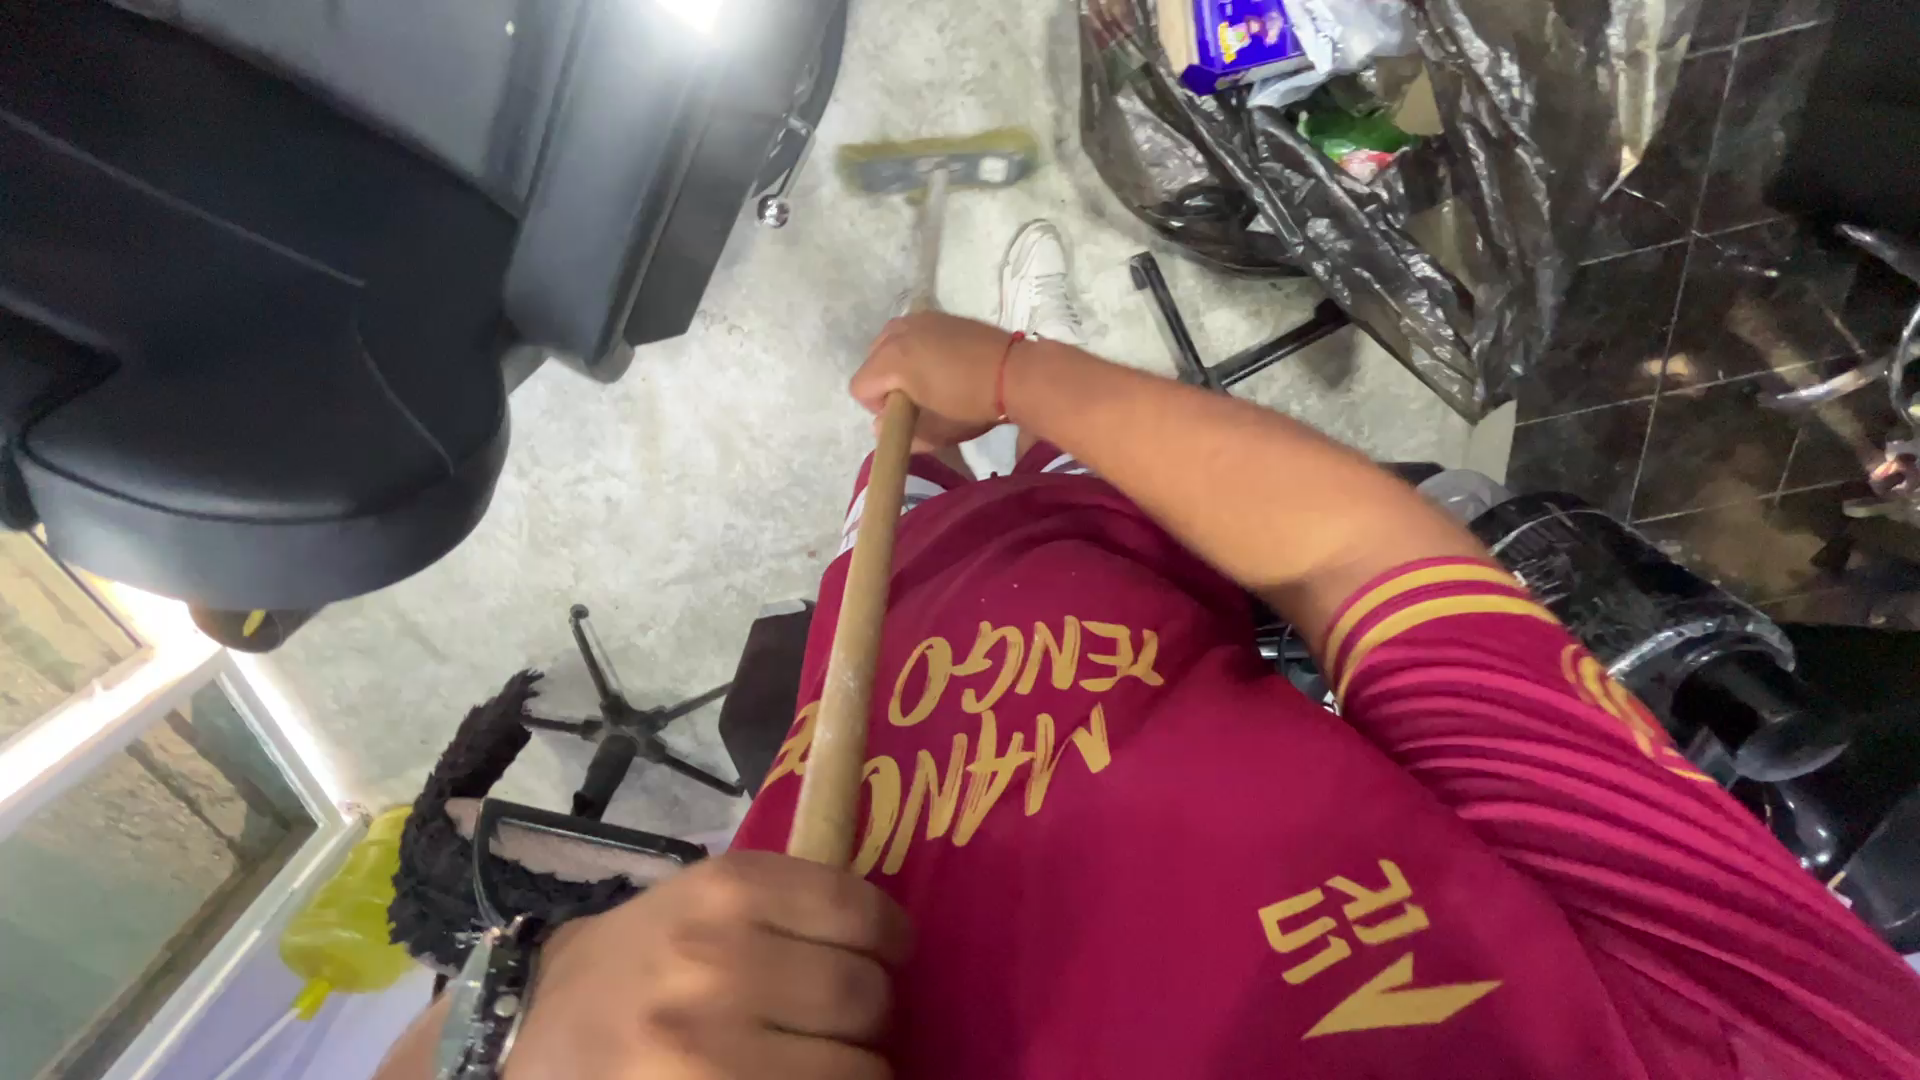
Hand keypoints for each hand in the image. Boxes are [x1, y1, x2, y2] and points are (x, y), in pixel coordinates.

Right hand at [503, 851, 910, 1079]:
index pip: (857, 911)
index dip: (891, 937)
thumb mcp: (711, 897)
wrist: (534, 1035)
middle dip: (872, 1010)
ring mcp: (704, 1052)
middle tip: (851, 1016)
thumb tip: (890, 936)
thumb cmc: (645, 955)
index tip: (890, 952)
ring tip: (830, 1059)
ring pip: (855, 1072)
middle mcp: (716, 962)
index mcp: (729, 889)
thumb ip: (793, 903)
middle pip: (862, 996)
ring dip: (858, 1069)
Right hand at [851, 313, 1019, 446]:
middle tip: (916, 399)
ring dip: (899, 363)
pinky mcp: (939, 314)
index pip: (860, 387)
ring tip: (928, 380)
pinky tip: (942, 363)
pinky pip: (912, 332)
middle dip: (885, 382)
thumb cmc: (971, 405)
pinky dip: (916, 348)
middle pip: (871, 361)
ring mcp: (919, 318)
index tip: (904, 416)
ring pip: (889, 343)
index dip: (877, 407)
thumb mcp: (936, 432)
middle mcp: (898, 332)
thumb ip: (902, 434)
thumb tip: (882, 428)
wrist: (1016, 373)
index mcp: (891, 360)